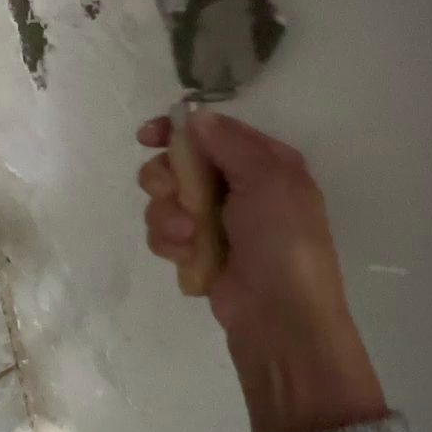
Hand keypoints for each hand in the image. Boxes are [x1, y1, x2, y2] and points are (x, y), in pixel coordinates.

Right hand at [137, 110, 385, 431]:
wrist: (278, 314)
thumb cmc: (283, 243)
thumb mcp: (269, 181)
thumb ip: (228, 145)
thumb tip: (193, 116)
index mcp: (261, 163)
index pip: (209, 132)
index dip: (175, 130)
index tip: (147, 137)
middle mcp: (234, 187)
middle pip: (175, 164)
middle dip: (166, 181)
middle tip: (174, 196)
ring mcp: (211, 221)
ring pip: (162, 201)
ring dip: (166, 218)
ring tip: (187, 240)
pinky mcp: (193, 251)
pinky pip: (162, 234)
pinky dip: (168, 244)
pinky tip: (187, 258)